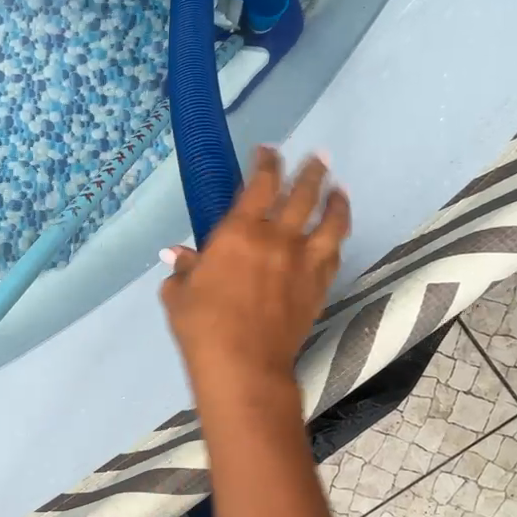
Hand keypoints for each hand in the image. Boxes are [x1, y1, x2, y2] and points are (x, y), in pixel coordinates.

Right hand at [159, 147, 349, 417]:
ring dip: (337, 201)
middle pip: (303, 195)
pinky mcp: (318, 287)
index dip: (266, 163)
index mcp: (238, 232)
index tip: (268, 150)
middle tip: (318, 157)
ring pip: (330, 222)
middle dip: (311, 171)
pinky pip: (333, 254)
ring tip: (339, 189)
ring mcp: (304, 263)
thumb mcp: (178, 293)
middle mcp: (277, 239)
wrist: (245, 365)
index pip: (260, 185)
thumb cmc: (202, 325)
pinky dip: (336, 238)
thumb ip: (183, 268)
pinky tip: (335, 236)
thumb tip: (177, 256)